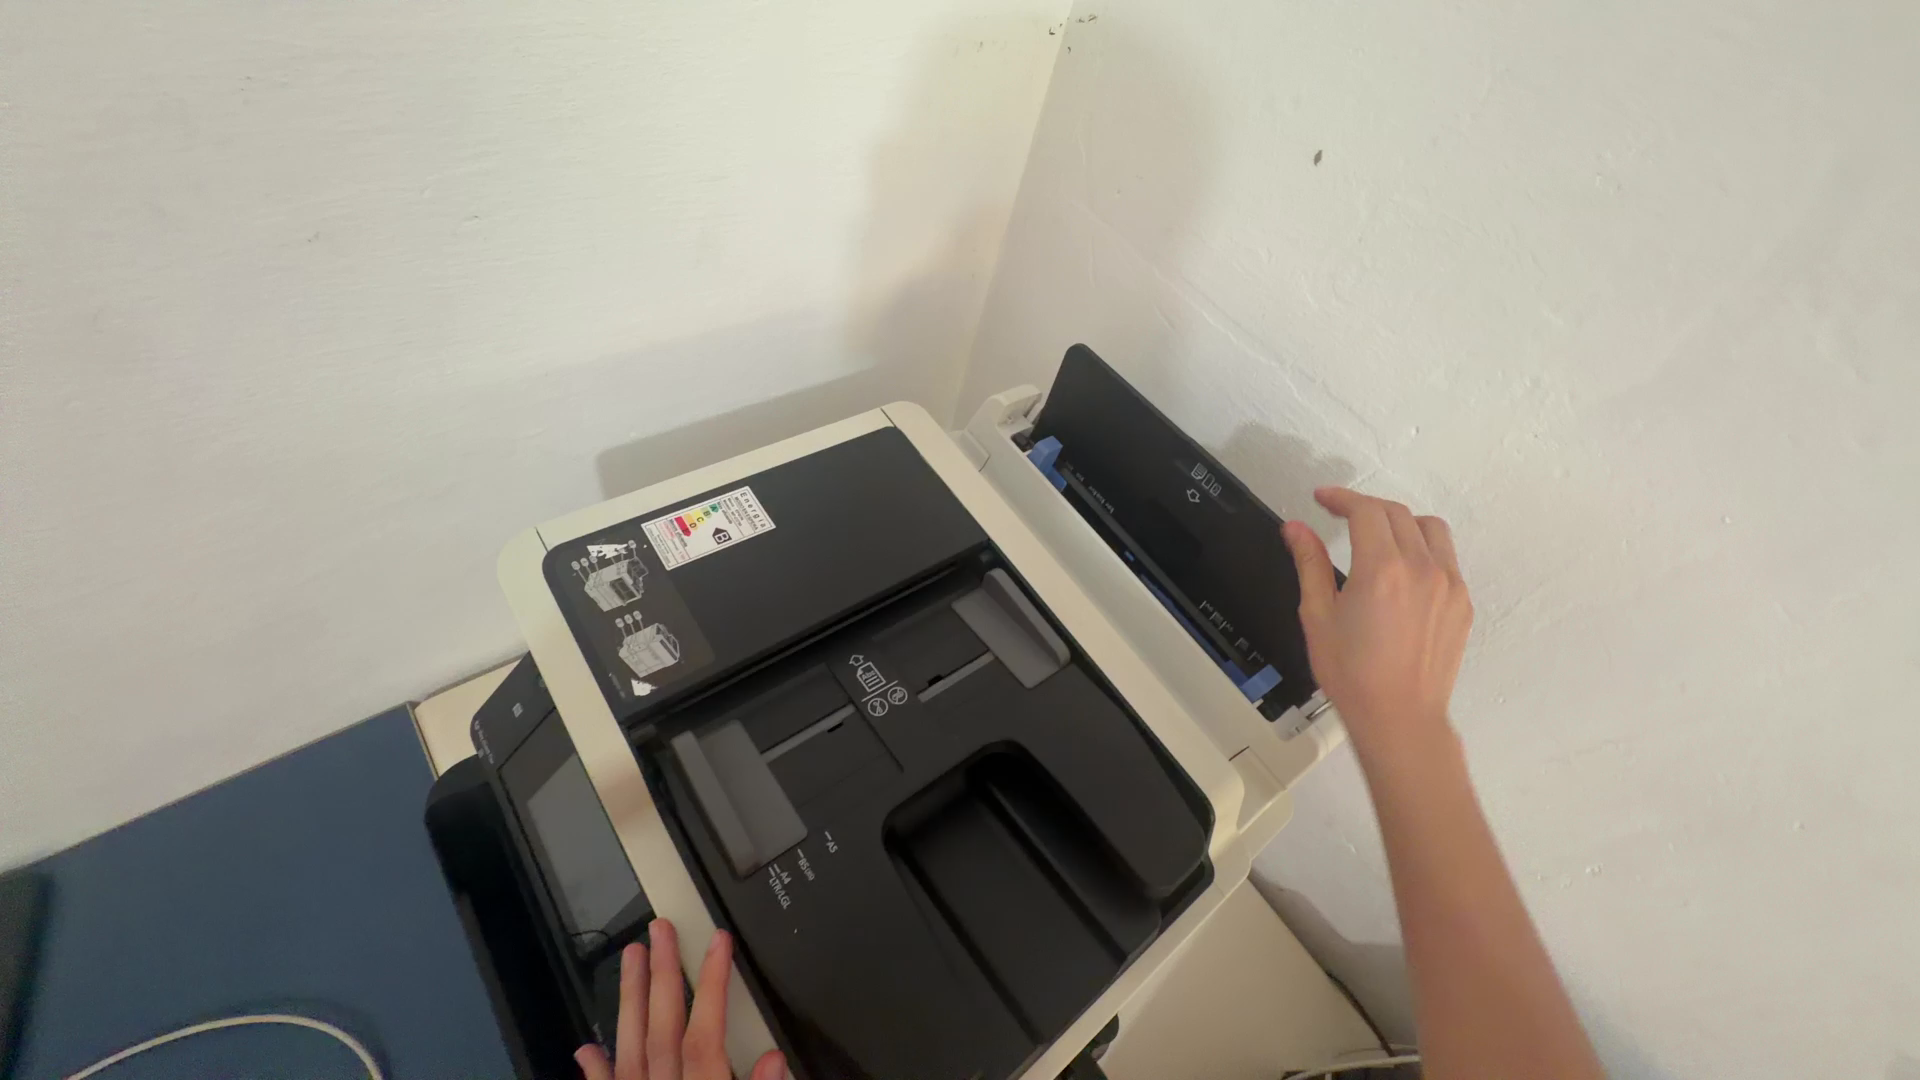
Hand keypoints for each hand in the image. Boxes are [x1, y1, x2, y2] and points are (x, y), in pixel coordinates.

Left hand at [576, 919, 786, 1079]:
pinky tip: (586, 1048)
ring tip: (631, 956)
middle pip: (661, 1032)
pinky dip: (596, 1070)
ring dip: (631, 1001)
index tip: (718, 940)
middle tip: (661, 931)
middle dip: (662, 976)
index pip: (706, 1036)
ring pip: (631, 1051)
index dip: (712, 985)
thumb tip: (775, 1057)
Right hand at [1282, 487, 1472, 758]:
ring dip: (1399, 521)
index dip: (1341, 498)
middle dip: (1365, 506)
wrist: (1399, 715)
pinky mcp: (1462, 602)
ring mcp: (1449, 585)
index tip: (1322, 498)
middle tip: (1339, 513)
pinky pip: (1445, 558)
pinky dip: (1421, 548)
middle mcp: (1421, 569)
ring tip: (1374, 534)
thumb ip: (1309, 563)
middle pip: (1397, 513)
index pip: (1366, 511)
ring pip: (1429, 529)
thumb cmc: (1351, 672)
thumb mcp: (1317, 614)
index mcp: (1381, 569)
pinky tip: (1399, 568)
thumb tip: (1295, 529)